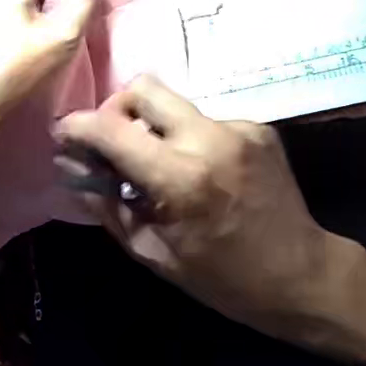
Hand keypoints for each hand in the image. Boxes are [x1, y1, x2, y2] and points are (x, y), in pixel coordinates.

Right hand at [54, 75, 365, 346]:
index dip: (77, 127)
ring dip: (156, 127)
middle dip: (118, 108)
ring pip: (176, 104)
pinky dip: (190, 139)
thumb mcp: (153, 253)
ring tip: (162, 167)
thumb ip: (107, 204)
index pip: (112, 130)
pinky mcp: (258, 127)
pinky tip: (201, 172)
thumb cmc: (222, 278)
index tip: (63, 133)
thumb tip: (71, 167)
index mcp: (181, 177)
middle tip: (114, 142)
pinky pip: (205, 120)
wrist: (301, 274)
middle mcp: (210, 138)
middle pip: (145, 88)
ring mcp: (239, 127)